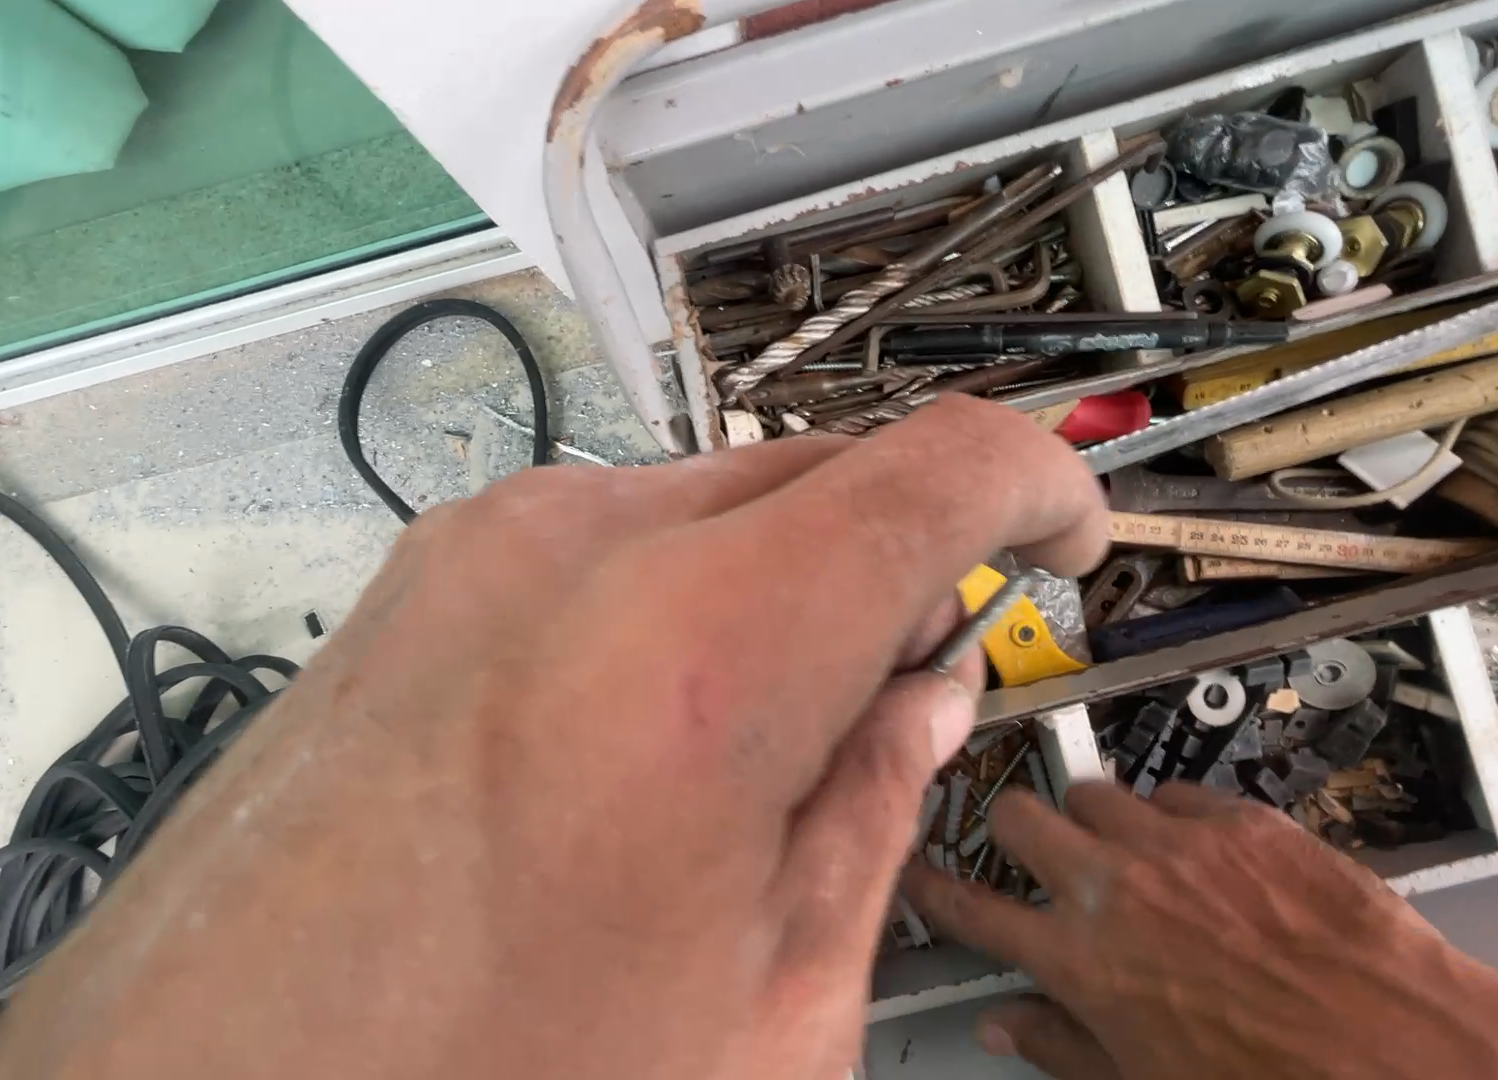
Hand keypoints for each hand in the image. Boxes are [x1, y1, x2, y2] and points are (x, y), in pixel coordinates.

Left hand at [0, 396, 1109, 1079]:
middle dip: (909, 553)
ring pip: (731, 497)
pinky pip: (631, 530)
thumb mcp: (765, 1008)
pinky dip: (700, 584)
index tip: (1060, 533)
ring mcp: (493, 541)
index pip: (933, 470)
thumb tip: (928, 687)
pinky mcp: (437, 568)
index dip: (1031, 480)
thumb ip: (868, 806)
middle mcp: (582, 549)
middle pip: (831, 474)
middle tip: (919, 668)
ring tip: (780, 720)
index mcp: (698, 654)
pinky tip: (672, 712)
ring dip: (800, 574)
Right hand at [904, 782, 1497, 1079]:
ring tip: (1132, 852)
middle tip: (1042, 852)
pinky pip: (1174, 792)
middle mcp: (1115, 888)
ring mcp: (1175, 842)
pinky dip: (1173, 818)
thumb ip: (1062, 1046)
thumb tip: (996, 1020)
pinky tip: (1205, 854)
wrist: (1435, 1070)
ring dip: (1097, 820)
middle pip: (1018, 814)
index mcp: (1086, 963)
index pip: (974, 910)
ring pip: (1091, 790)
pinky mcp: (1238, 818)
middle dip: (1017, 830)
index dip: (933, 887)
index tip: (916, 869)